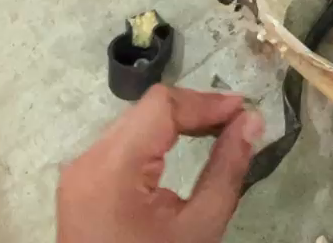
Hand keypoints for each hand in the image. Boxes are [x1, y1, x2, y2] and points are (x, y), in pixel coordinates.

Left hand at [57, 85, 264, 242]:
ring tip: (216, 129)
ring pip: (135, 122)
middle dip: (194, 111)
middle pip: (147, 111)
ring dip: (176, 122)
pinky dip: (156, 139)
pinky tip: (181, 144)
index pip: (161, 105)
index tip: (244, 109)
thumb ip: (226, 169)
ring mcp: (79, 171)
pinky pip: (123, 142)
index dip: (205, 101)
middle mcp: (87, 159)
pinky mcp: (82, 183)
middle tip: (236, 121)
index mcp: (111, 167)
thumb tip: (252, 121)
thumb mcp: (198, 230)